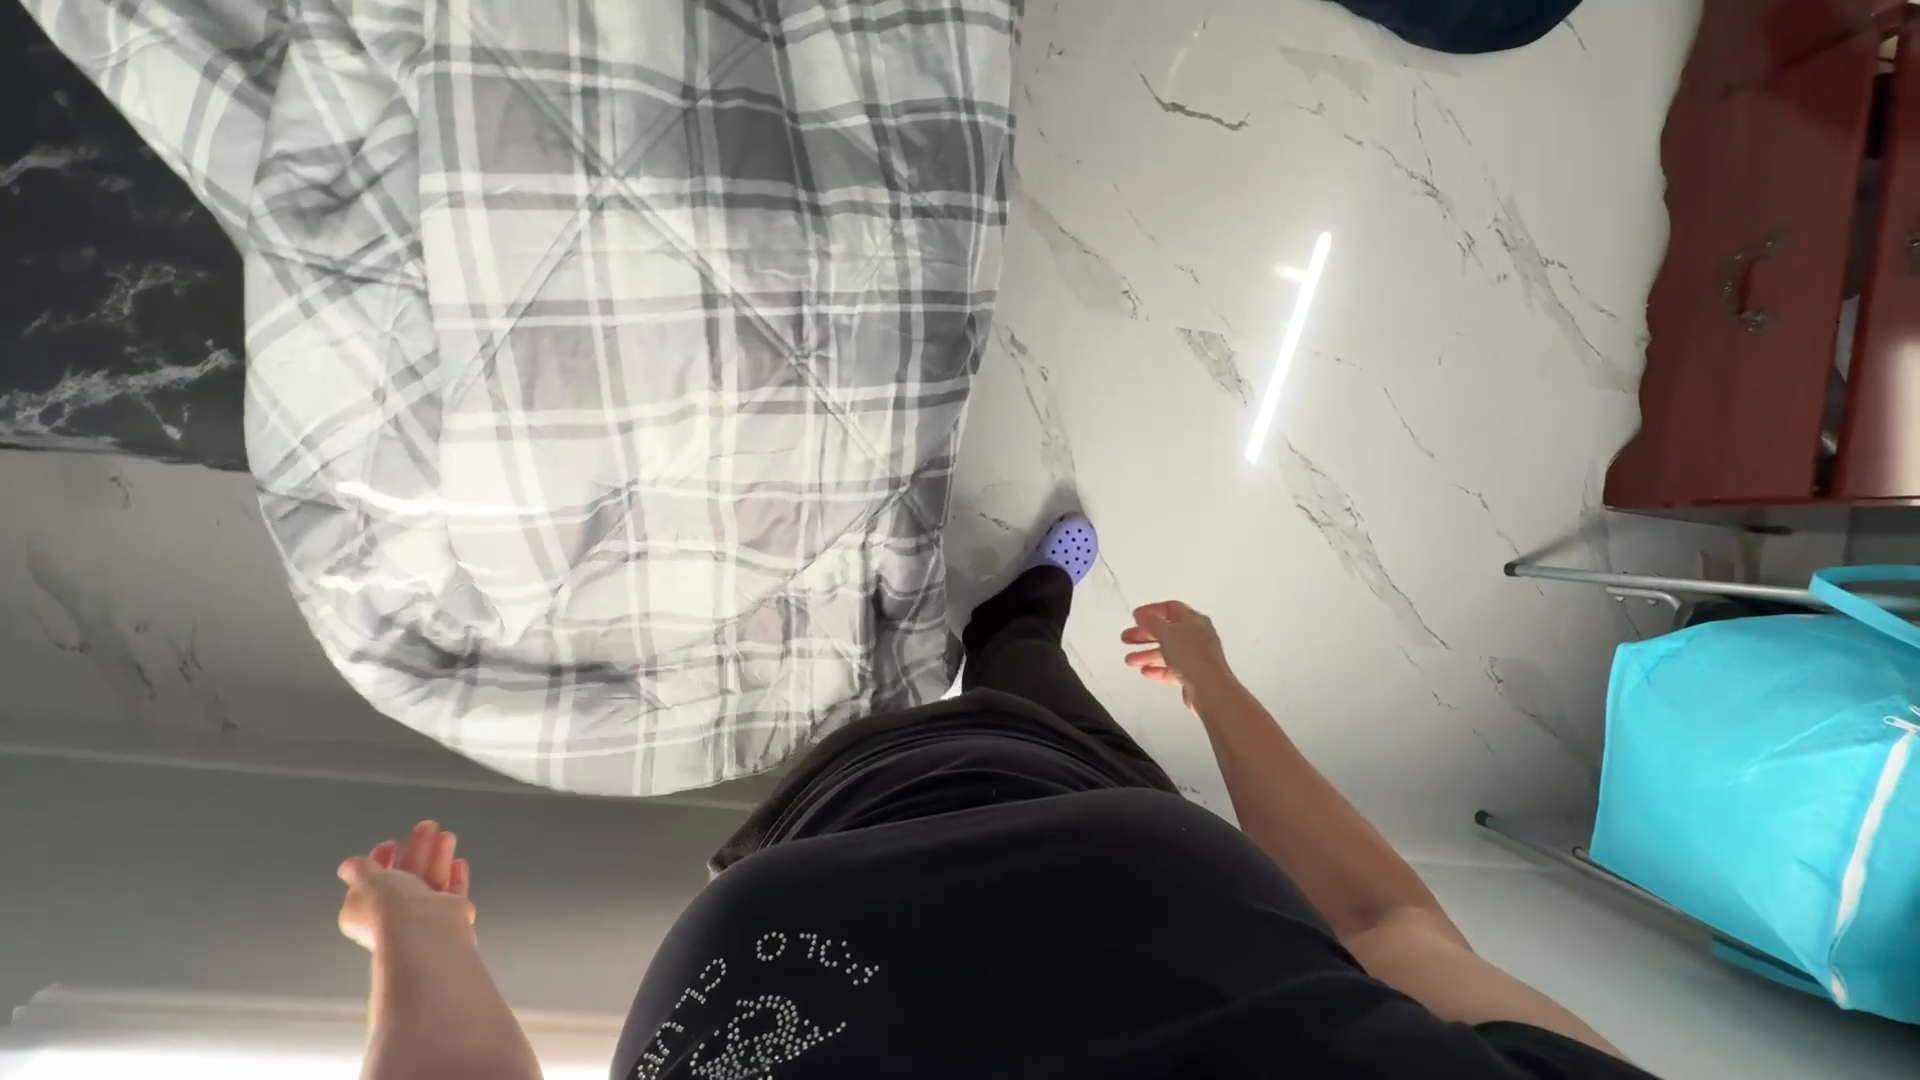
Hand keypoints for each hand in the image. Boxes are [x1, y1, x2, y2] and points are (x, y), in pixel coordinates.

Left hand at [337, 820, 473, 953]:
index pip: (371, 881)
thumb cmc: (388, 906)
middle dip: (416, 849)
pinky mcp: (448, 916)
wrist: (424, 932)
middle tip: (428, 826)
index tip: (392, 843)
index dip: (380, 860)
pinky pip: (451, 891)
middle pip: (405, 875)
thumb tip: (349, 865)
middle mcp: (392, 914)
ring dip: (437, 856)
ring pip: (430, 879)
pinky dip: (454, 876)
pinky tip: (459, 862)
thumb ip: (359, 870)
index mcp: (364, 910)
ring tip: (446, 835)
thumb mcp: (367, 881)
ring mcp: (422, 915)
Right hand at [1122, 601, 1236, 708]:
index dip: (1151, 610)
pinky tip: (1145, 672)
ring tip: (1129, 660)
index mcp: (1193, 620)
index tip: (1134, 617)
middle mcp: (1196, 635)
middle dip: (1144, 634)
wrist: (1209, 688)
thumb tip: (1142, 615)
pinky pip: (1172, 668)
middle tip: (1125, 638)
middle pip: (1166, 631)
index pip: (1170, 608)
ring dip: (1147, 654)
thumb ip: (1151, 622)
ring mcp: (1196, 656)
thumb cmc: (1188, 654)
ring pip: (1167, 651)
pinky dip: (1158, 668)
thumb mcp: (1166, 633)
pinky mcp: (1193, 674)